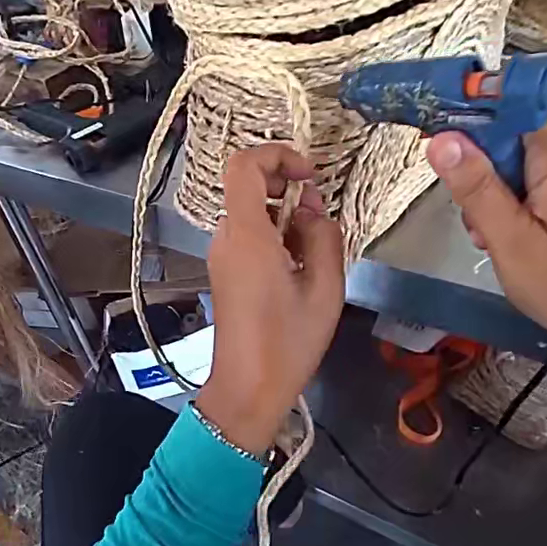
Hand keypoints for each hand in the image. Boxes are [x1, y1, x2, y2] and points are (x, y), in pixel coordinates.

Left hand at [195, 145, 346, 455]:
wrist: (247, 389)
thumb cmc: (288, 342)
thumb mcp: (325, 289)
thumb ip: (325, 237)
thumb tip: (312, 212)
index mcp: (246, 236)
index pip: (243, 165)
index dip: (278, 156)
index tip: (309, 177)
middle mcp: (226, 238)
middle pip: (249, 187)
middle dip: (289, 191)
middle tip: (319, 223)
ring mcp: (221, 256)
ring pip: (252, 213)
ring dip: (285, 219)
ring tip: (314, 255)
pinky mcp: (225, 272)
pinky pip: (249, 237)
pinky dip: (275, 238)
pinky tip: (298, 270)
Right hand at [426, 127, 546, 367]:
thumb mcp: (508, 239)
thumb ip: (475, 187)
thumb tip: (441, 139)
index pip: (506, 127)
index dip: (477, 157)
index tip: (466, 198)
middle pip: (518, 150)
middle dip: (492, 188)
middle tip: (487, 235)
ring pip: (533, 173)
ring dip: (510, 204)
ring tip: (509, 247)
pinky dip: (534, 212)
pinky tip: (532, 246)